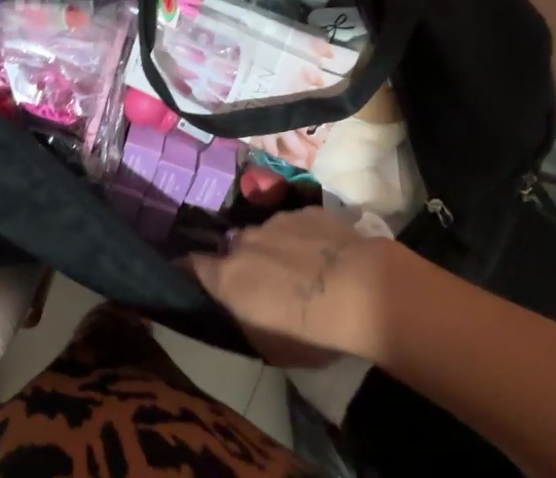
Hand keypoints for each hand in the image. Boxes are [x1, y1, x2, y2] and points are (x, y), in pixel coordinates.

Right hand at [185, 207, 394, 366]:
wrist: (363, 291)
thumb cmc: (311, 331)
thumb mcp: (268, 345)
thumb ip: (243, 318)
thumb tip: (238, 305)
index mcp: (227, 276)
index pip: (192, 265)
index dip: (192, 270)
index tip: (197, 277)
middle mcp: (245, 241)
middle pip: (234, 249)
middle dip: (244, 263)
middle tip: (266, 283)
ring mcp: (277, 221)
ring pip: (267, 235)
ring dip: (276, 250)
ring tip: (303, 271)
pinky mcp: (308, 211)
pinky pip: (297, 226)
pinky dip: (304, 239)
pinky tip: (327, 257)